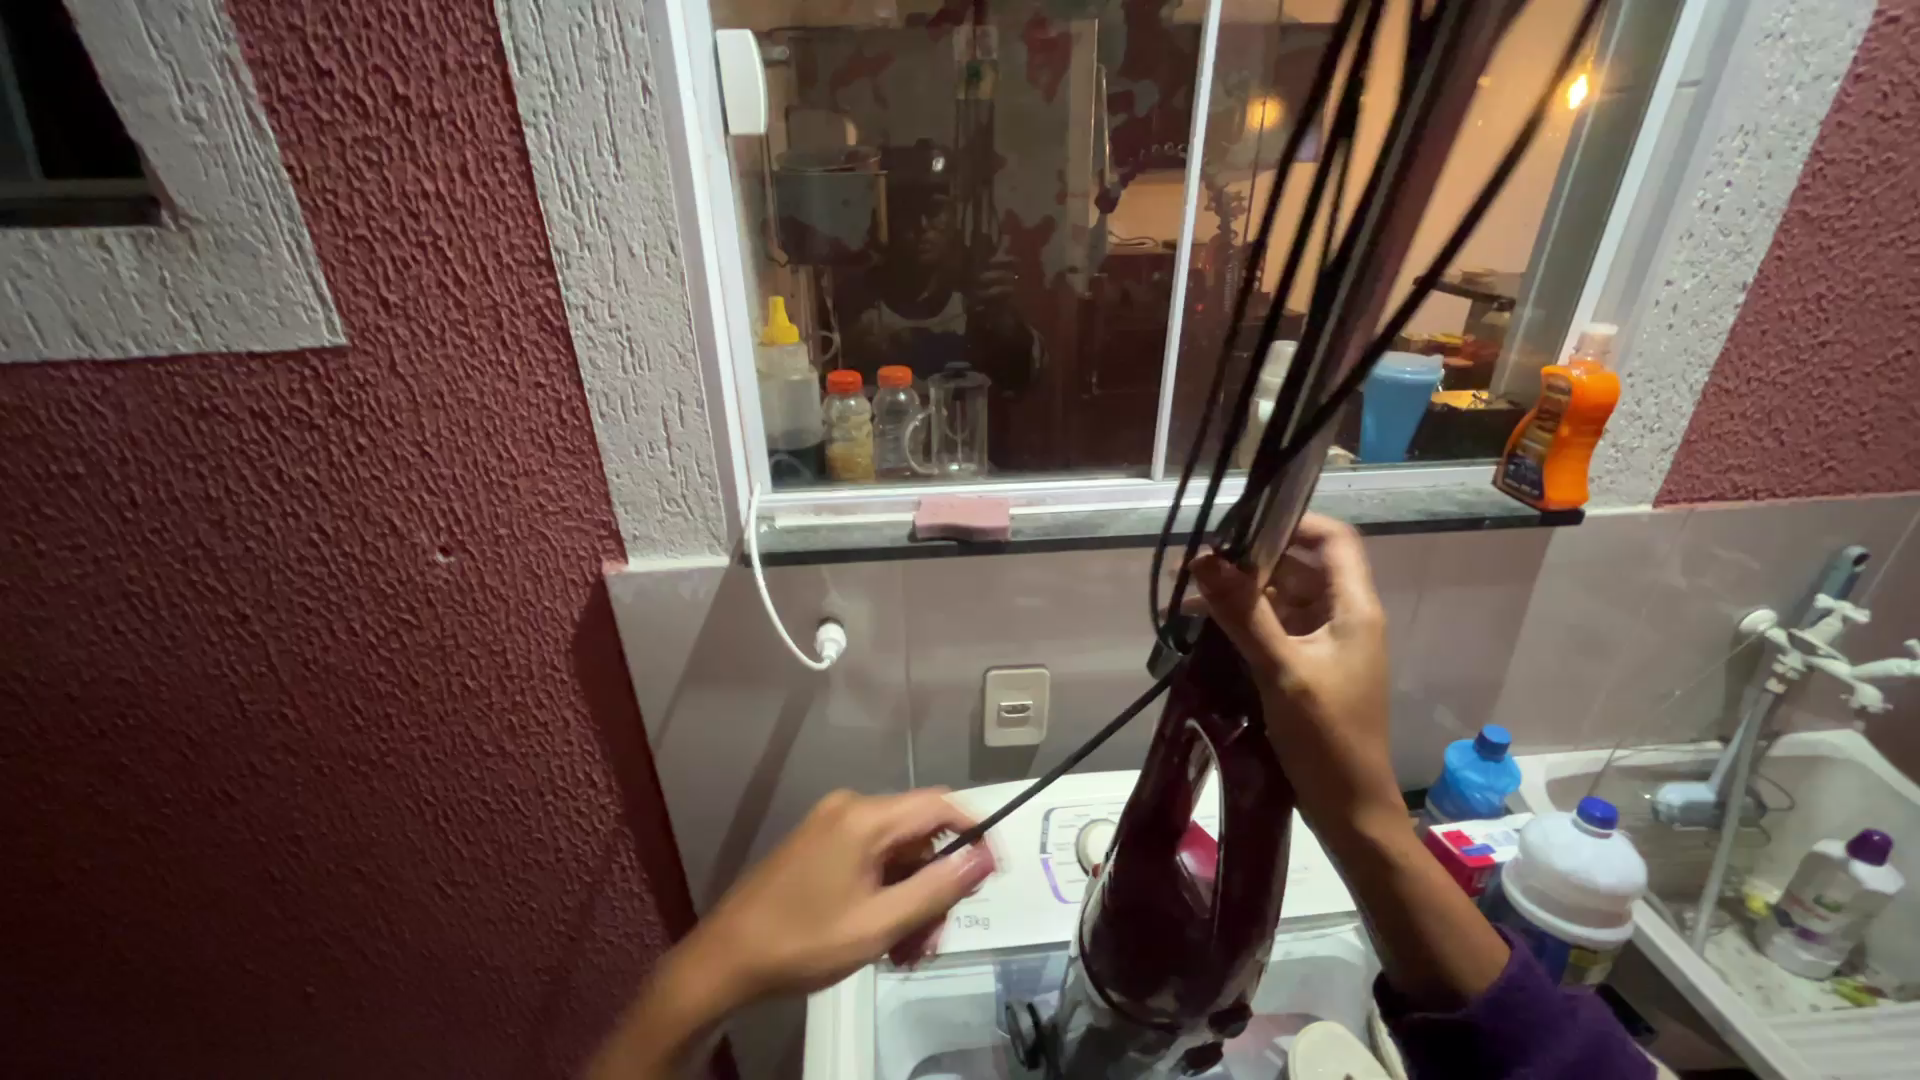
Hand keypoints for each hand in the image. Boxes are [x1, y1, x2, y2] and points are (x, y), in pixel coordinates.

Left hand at [588, 789, 995, 1079]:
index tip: (992, 875)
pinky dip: (886, 893)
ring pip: (897, 853)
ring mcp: (832, 825)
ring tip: (905, 952)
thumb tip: (984, 857)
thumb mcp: (880, 924)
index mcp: (866, 816)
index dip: (974, 834)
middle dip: (935, 886)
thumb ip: (937, 888)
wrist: (725, 959)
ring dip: (911, 898)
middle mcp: (851, 808)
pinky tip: (883, 937)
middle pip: (919, 835)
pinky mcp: (820, 845)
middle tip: (934, 940)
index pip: (940, 805)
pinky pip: (871, 860)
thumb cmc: (804, 941)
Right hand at [1189, 514, 1401, 835]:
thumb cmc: (1325, 736)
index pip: (1332, 539)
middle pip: (1298, 568)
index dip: (1291, 522)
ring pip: (1280, 599)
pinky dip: (1242, 623)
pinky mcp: (1307, 667)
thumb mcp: (1281, 669)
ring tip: (1188, 598)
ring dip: (1239, 595)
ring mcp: (1324, 643)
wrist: (1347, 806)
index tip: (1239, 526)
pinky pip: (1273, 629)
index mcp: (1353, 608)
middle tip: (1195, 566)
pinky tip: (1205, 628)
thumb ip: (1242, 613)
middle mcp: (1342, 617)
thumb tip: (1203, 560)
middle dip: (1248, 562)